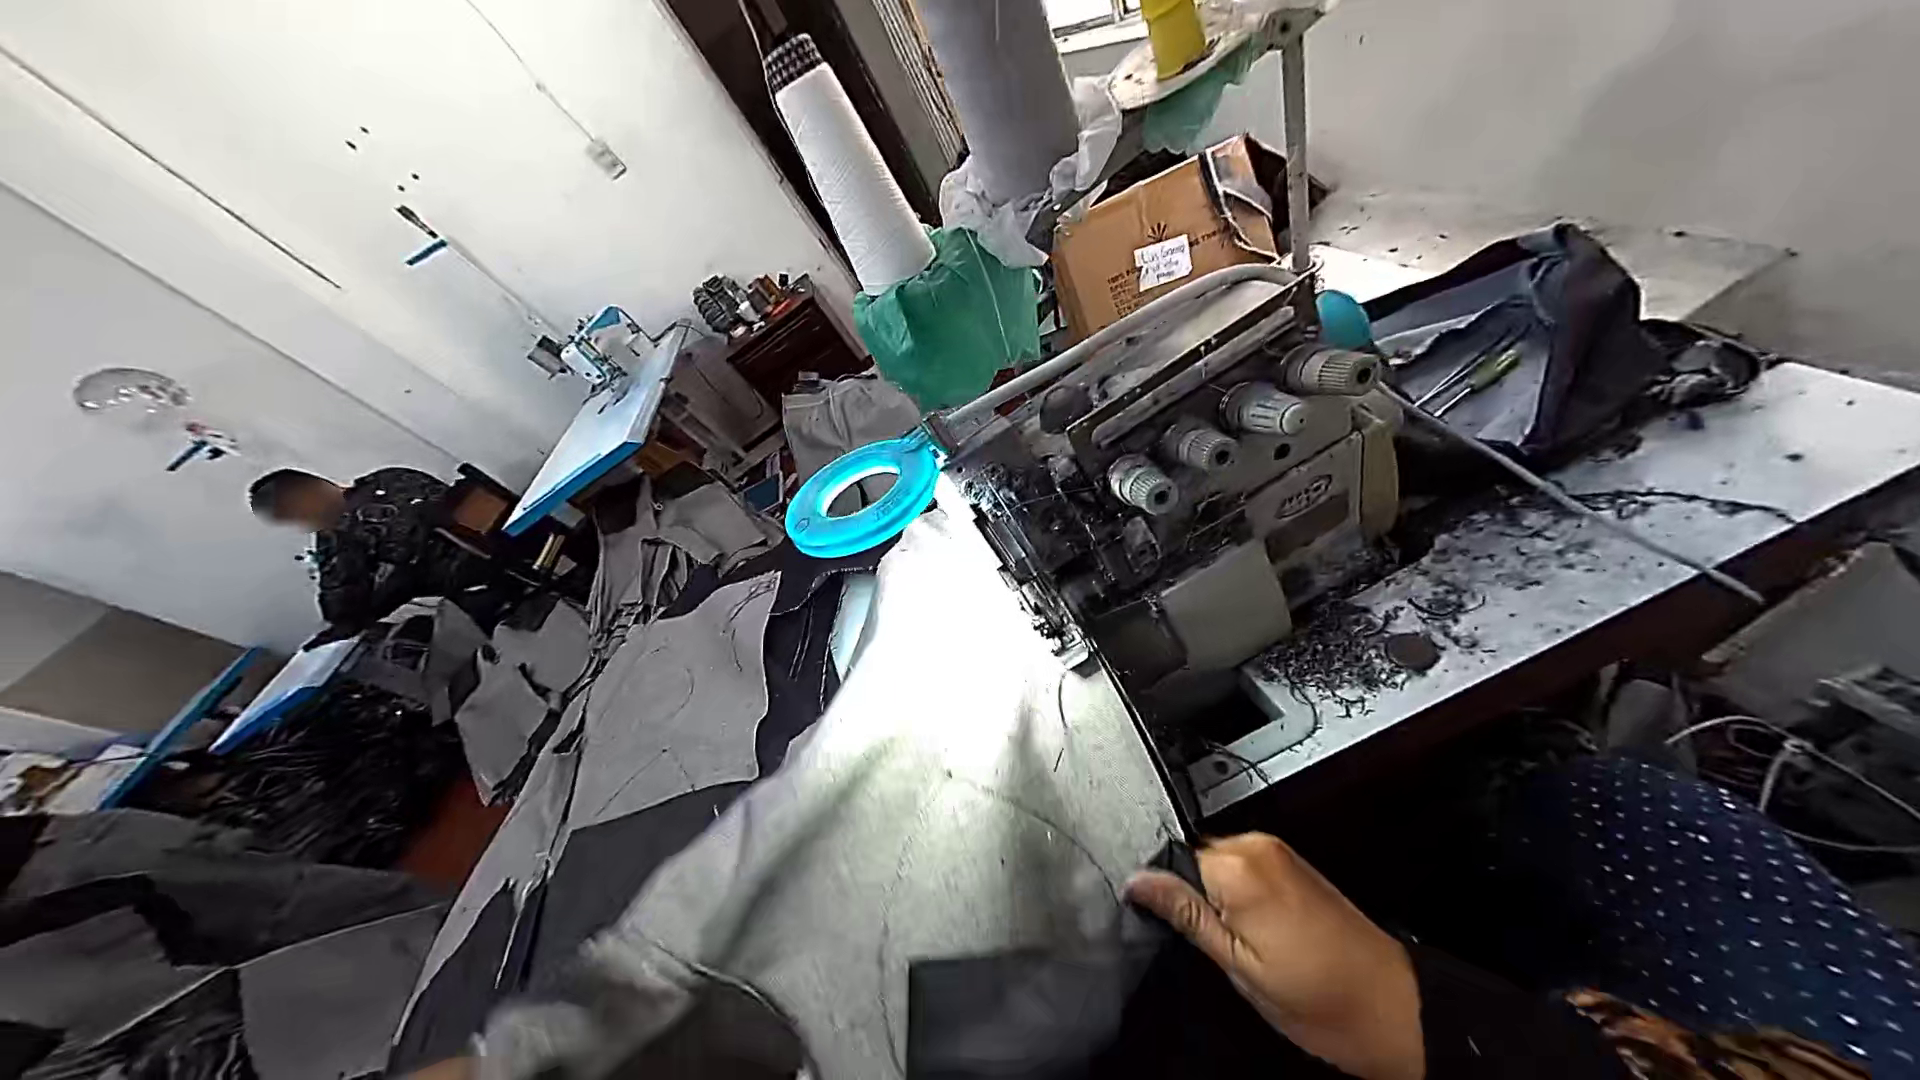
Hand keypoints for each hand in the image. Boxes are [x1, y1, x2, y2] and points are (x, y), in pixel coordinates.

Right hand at [1126, 833, 1424, 1079]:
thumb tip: (1138, 882)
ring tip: (1246, 940)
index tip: (1168, 919)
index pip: (1171, 858)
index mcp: (1238, 869)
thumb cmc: (1323, 998)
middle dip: (1194, 894)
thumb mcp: (1238, 965)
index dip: (1165, 890)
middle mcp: (1256, 846)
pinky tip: (1259, 929)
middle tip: (1216, 940)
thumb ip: (1184, 914)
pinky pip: (1241, 865)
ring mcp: (1276, 850)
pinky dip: (1239, 893)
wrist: (1394, 1006)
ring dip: (1218, 895)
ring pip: (1216, 862)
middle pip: (1194, 857)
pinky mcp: (1289, 861)